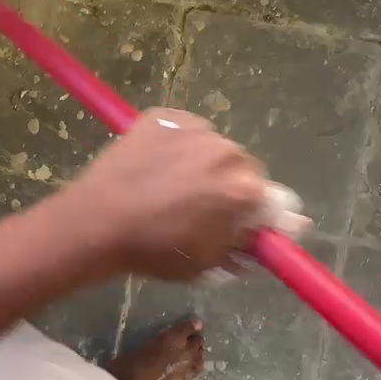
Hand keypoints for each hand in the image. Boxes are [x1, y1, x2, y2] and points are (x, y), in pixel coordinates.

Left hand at [58, 108, 268, 279]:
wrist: (96, 222)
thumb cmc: (153, 250)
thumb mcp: (209, 263)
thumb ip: (248, 244)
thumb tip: (284, 230)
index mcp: (244, 191)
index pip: (277, 200)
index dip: (263, 214)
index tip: (249, 222)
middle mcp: (227, 152)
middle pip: (245, 170)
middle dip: (231, 187)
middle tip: (202, 207)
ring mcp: (193, 129)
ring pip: (213, 147)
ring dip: (203, 163)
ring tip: (171, 185)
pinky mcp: (163, 116)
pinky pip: (184, 129)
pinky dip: (177, 144)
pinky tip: (155, 164)